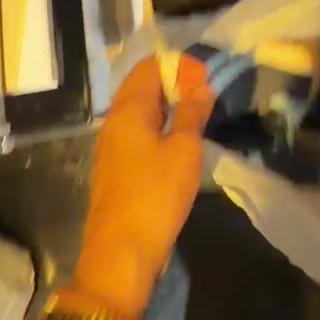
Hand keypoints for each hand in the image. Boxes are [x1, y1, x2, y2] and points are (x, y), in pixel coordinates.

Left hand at [60, 56, 215, 319]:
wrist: (122, 253)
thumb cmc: (156, 194)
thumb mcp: (184, 150)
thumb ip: (193, 113)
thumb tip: (202, 86)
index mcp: (128, 110)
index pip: (148, 67)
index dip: (178, 65)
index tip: (206, 77)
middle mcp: (114, 122)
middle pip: (141, 86)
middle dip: (174, 82)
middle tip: (206, 94)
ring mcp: (112, 146)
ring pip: (141, 111)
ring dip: (169, 106)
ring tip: (199, 115)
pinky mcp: (117, 168)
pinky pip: (139, 132)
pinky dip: (160, 126)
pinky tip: (181, 141)